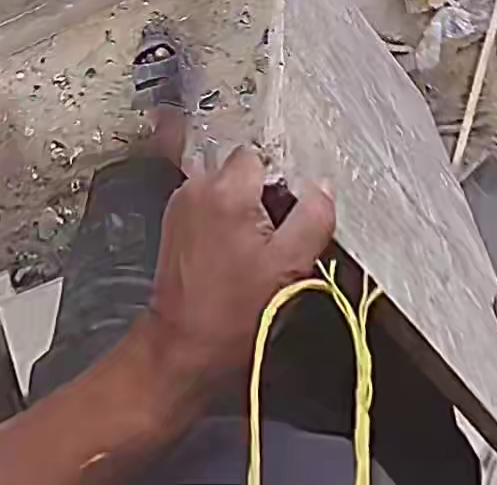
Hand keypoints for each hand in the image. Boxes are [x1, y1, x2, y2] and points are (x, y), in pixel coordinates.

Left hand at [145, 145, 335, 391]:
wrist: (184, 340)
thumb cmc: (237, 309)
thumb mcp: (289, 266)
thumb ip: (313, 218)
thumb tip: (322, 187)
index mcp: (227, 189)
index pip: (259, 155)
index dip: (280, 180)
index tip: (287, 212)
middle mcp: (198, 185)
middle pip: (241, 167)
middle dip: (261, 193)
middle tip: (271, 235)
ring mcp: (181, 199)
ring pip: (224, 183)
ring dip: (241, 204)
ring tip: (249, 246)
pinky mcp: (173, 215)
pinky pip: (207, 199)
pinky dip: (221, 214)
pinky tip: (229, 249)